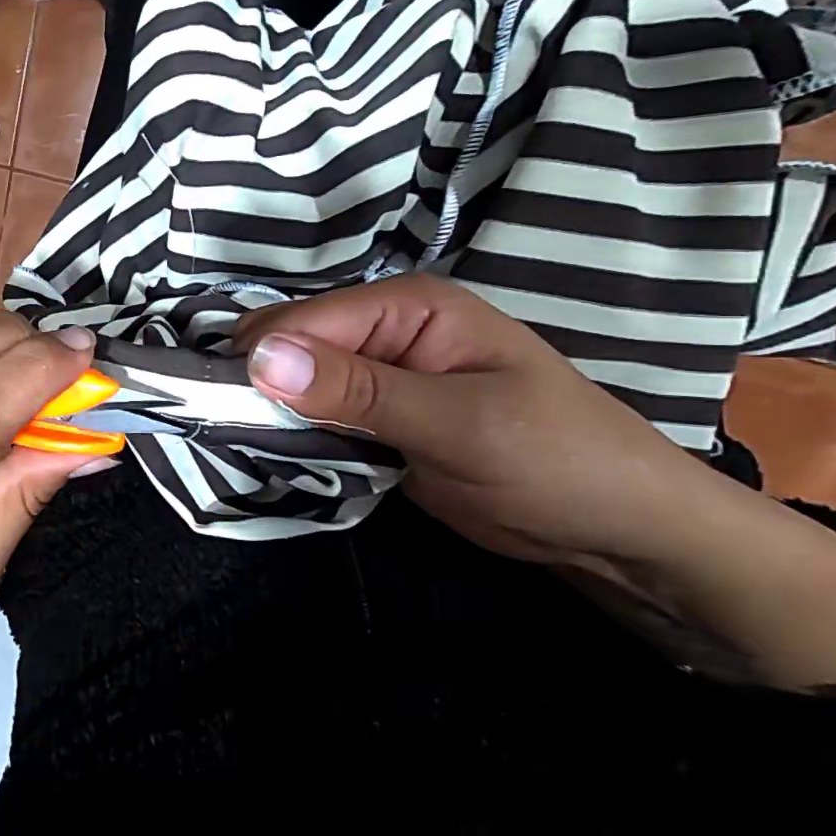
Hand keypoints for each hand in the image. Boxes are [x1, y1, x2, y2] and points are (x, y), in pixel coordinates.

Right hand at [235, 275, 835, 689]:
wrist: (616, 530)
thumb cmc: (556, 458)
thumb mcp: (458, 423)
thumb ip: (360, 390)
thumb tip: (261, 357)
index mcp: (409, 306)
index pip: (309, 321)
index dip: (264, 359)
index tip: (220, 408)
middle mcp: (387, 331)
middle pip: (296, 347)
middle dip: (263, 385)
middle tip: (229, 434)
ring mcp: (380, 379)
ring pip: (300, 385)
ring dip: (274, 414)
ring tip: (240, 448)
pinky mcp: (378, 422)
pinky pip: (319, 420)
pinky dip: (296, 437)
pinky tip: (273, 457)